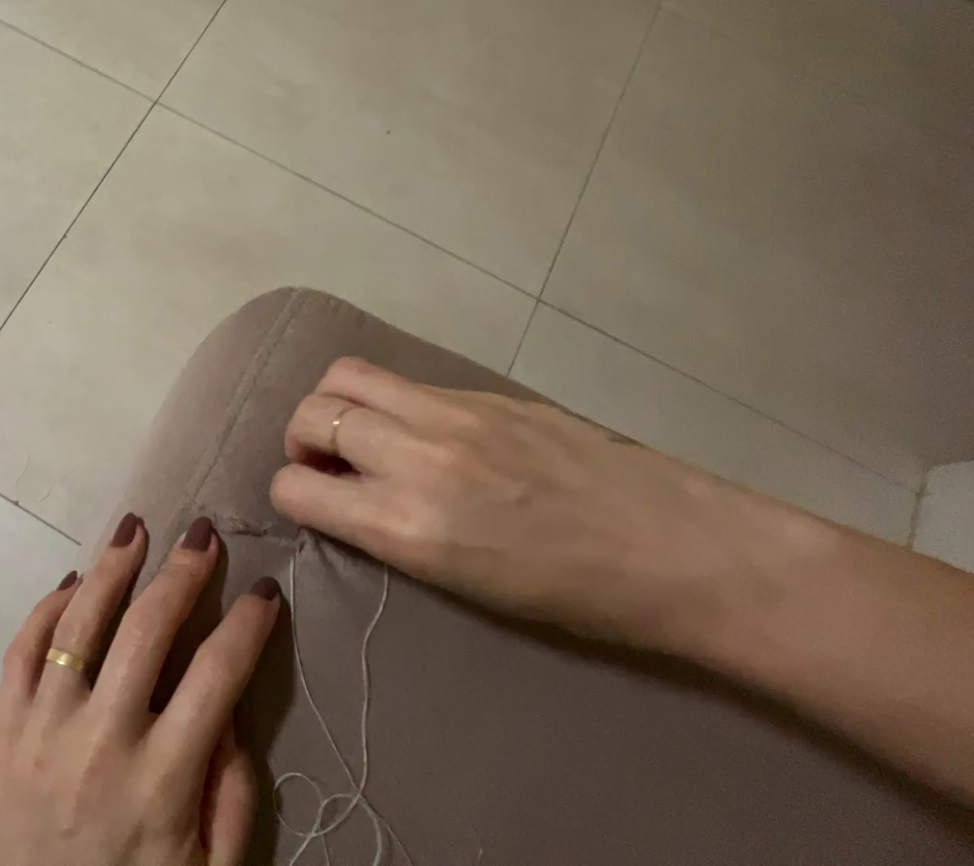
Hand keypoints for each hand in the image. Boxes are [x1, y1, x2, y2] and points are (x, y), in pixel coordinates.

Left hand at [0, 512, 282, 865]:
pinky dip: (46, 608)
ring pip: (79, 625)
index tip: (265, 592)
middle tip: (203, 535)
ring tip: (135, 528)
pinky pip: (22, 650)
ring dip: (111, 568)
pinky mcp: (2, 730)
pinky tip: (72, 581)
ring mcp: (44, 729)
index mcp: (162, 779)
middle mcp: (101, 740)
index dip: (247, 626)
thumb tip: (230, 711)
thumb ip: (230, 795)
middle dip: (182, 573)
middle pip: (147, 631)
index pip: (216, 676)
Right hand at [268, 357, 828, 652]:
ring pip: (346, 375)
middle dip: (301, 438)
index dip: (291, 495)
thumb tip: (346, 497)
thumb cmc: (571, 597)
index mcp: (405, 525)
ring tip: (361, 432)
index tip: (312, 502)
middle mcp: (416, 458)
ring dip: (334, 404)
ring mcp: (453, 415)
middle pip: (311, 413)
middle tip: (328, 463)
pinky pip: (405, 381)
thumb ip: (385, 529)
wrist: (681, 552)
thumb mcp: (454, 582)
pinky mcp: (486, 393)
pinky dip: (389, 402)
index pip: (295, 487)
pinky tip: (422, 431)